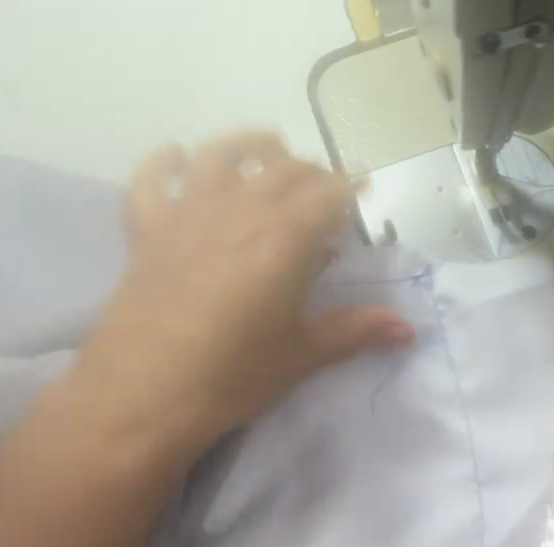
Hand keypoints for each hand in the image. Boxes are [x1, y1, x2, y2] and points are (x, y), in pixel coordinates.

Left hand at [79, 132, 415, 443]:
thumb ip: (355, 332)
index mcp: (285, 238)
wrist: (145, 393)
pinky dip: (166, 161)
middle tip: (326, 187)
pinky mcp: (147, 230)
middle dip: (311, 171)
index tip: (366, 192)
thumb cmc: (234, 376)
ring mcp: (187, 213)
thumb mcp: (302, 356)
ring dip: (250, 146)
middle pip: (281, 171)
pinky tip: (177, 156)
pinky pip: (153, 179)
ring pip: (221, 157)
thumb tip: (408, 329)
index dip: (351, 189)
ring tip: (269, 147)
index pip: (329, 194)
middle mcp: (239, 210)